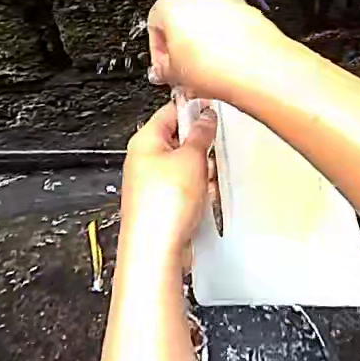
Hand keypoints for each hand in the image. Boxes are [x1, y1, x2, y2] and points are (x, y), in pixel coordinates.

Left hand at [119, 101, 217, 259]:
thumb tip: (206, 117)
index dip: (195, 106)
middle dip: (202, 143)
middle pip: (181, 137)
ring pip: (188, 162)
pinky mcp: (164, 202)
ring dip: (204, 168)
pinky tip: (206, 196)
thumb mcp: (192, 157)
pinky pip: (188, 184)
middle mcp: (145, 159)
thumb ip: (202, 132)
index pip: (172, 109)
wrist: (155, 254)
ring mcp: (154, 182)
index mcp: (145, 141)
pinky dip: (201, 187)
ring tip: (209, 178)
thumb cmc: (162, 208)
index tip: (215, 107)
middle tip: (213, 149)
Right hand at [147, 0, 291, 101]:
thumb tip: (166, 69)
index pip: (154, 25)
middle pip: (182, 17)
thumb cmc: (217, 64)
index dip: (159, 53)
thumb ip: (163, 68)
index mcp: (172, 0)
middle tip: (183, 69)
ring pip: (206, 18)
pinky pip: (228, 21)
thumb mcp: (174, 74)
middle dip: (181, 44)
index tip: (165, 68)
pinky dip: (224, 37)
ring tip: (205, 70)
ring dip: (203, 41)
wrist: (258, 67)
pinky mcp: (248, 7)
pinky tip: (225, 62)